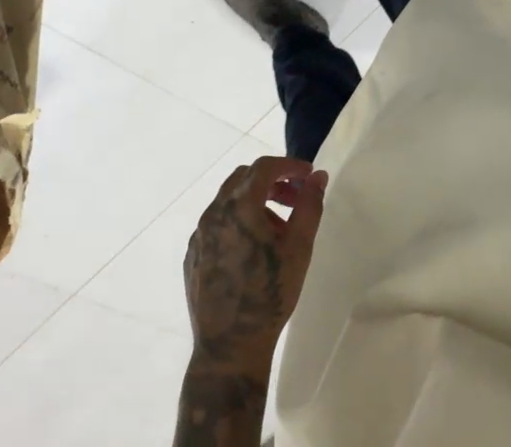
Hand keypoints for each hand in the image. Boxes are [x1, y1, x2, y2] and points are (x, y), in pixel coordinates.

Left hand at [182, 156, 327, 367]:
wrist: (230, 345)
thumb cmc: (270, 294)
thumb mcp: (300, 247)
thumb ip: (309, 205)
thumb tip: (317, 176)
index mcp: (239, 206)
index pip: (265, 167)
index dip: (289, 165)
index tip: (308, 176)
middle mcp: (213, 213)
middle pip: (243, 179)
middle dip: (272, 182)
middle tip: (295, 200)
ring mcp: (199, 234)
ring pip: (228, 202)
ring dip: (255, 203)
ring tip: (278, 231)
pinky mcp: (193, 254)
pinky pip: (216, 225)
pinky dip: (237, 224)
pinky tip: (252, 252)